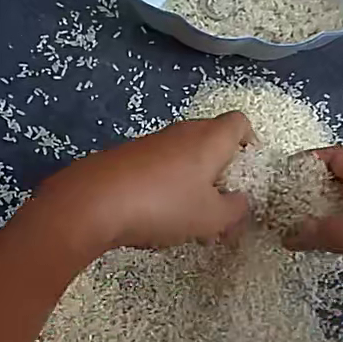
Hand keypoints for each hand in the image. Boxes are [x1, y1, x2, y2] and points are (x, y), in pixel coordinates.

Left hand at [35, 111, 252, 250]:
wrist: (92, 202)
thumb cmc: (163, 205)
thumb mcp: (210, 218)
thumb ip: (235, 210)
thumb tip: (241, 203)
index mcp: (209, 139)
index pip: (239, 122)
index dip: (250, 141)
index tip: (248, 170)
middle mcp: (181, 133)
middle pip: (211, 140)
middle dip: (221, 170)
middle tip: (222, 202)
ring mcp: (150, 143)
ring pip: (184, 156)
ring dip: (193, 182)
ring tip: (190, 219)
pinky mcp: (126, 157)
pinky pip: (158, 167)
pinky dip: (166, 186)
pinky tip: (157, 218)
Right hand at [287, 147, 342, 321]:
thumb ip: (334, 234)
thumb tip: (288, 232)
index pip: (337, 157)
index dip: (305, 163)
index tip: (273, 180)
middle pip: (341, 180)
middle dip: (307, 191)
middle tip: (273, 209)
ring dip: (322, 214)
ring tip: (288, 229)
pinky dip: (340, 233)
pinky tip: (323, 248)